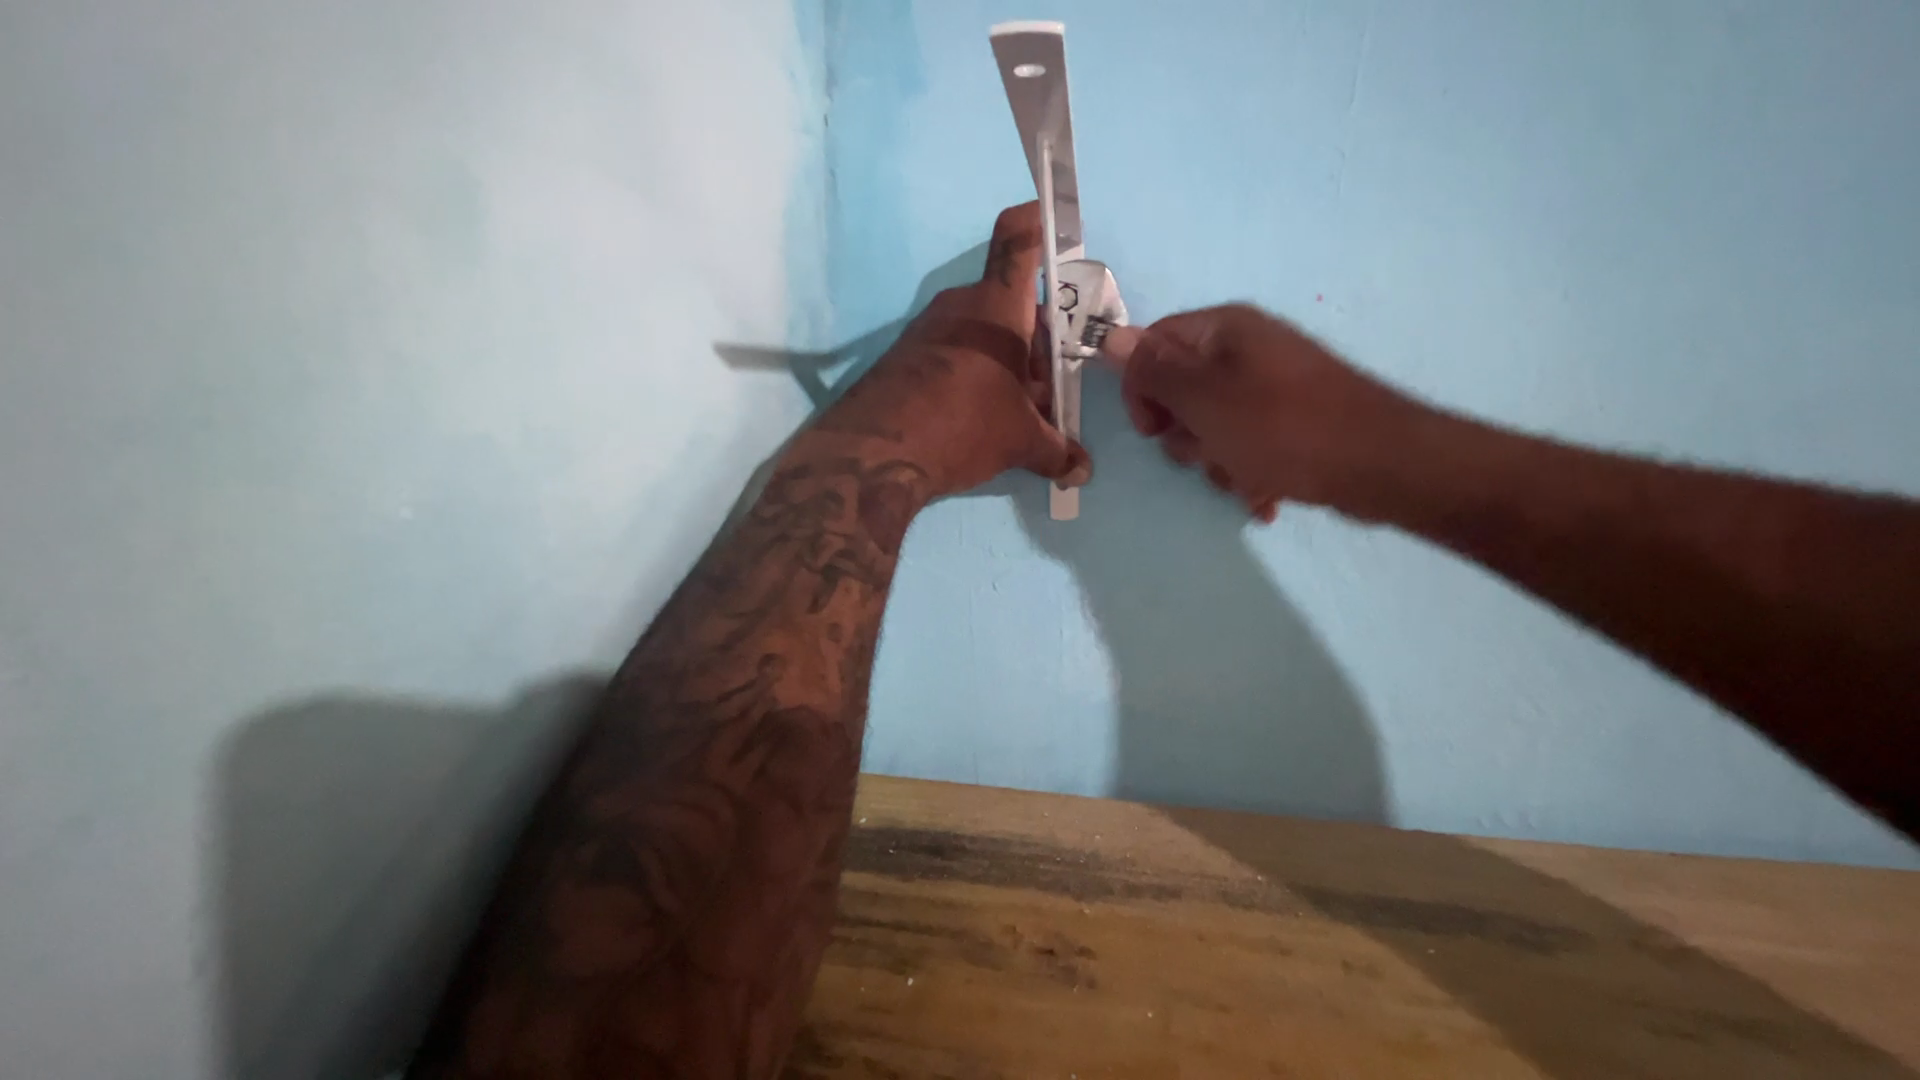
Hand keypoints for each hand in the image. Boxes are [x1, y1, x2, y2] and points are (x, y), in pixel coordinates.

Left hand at [808, 202, 1089, 496]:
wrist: (874, 453)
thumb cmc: (963, 425)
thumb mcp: (1020, 441)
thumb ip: (1057, 450)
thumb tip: (1083, 470)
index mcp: (998, 307)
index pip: (1019, 238)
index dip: (1040, 221)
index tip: (1054, 224)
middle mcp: (961, 306)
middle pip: (1012, 305)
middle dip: (1038, 343)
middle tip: (1049, 391)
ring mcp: (928, 329)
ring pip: (983, 333)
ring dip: (1007, 365)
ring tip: (1020, 415)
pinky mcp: (905, 356)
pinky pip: (955, 352)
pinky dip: (976, 375)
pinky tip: (981, 419)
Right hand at [1112, 304, 1420, 520]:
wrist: (1378, 465)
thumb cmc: (1281, 427)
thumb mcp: (1203, 399)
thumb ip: (1152, 370)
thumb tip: (1110, 337)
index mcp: (1224, 330)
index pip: (1151, 346)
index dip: (1141, 390)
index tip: (1152, 431)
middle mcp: (1245, 350)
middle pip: (1179, 392)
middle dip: (1186, 435)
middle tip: (1209, 449)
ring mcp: (1270, 387)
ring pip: (1209, 427)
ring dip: (1216, 460)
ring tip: (1245, 474)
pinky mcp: (1289, 422)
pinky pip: (1244, 444)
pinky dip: (1247, 470)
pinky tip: (1264, 491)